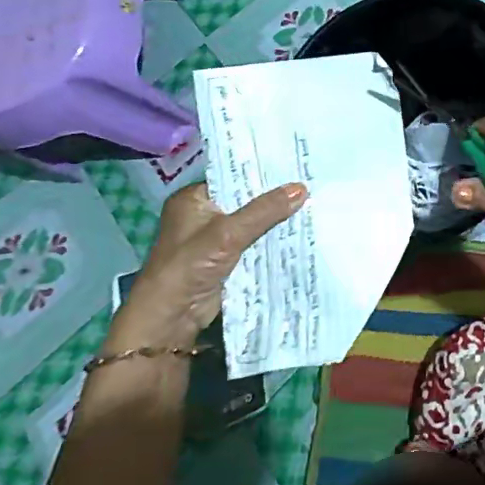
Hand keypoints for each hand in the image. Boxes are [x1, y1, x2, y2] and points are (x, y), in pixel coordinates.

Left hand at [108, 182, 305, 351]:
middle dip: (276, 197)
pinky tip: (301, 229)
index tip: (296, 165)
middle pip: (247, 200)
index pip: (234, 177)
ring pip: (254, 221)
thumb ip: (264, 210)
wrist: (171, 319)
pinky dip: (274, 238)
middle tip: (312, 182)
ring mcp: (214, 238)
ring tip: (314, 202)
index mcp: (192, 199)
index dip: (263, 172)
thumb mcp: (228, 233)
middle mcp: (202, 214)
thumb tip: (302, 187)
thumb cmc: (188, 267)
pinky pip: (256, 241)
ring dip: (277, 218)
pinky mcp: (226, 258)